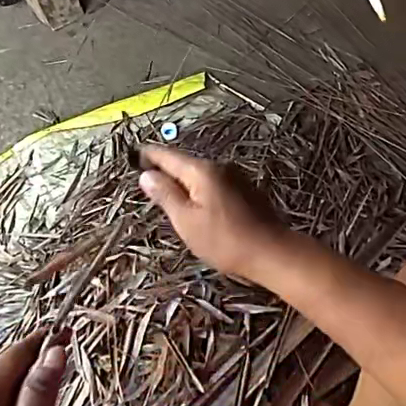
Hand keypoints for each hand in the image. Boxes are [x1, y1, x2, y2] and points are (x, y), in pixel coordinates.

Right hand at [138, 145, 296, 279]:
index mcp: (202, 170)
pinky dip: (200, 191)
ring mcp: (236, 177)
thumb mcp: (186, 221)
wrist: (271, 251)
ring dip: (184, 182)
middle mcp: (220, 166)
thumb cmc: (224, 240)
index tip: (134, 153)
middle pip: (185, 164)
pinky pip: (215, 184)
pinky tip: (197, 206)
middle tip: (146, 177)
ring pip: (201, 175)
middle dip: (166, 169)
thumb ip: (166, 195)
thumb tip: (146, 174)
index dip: (150, 154)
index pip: (168, 156)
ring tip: (168, 195)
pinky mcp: (246, 190)